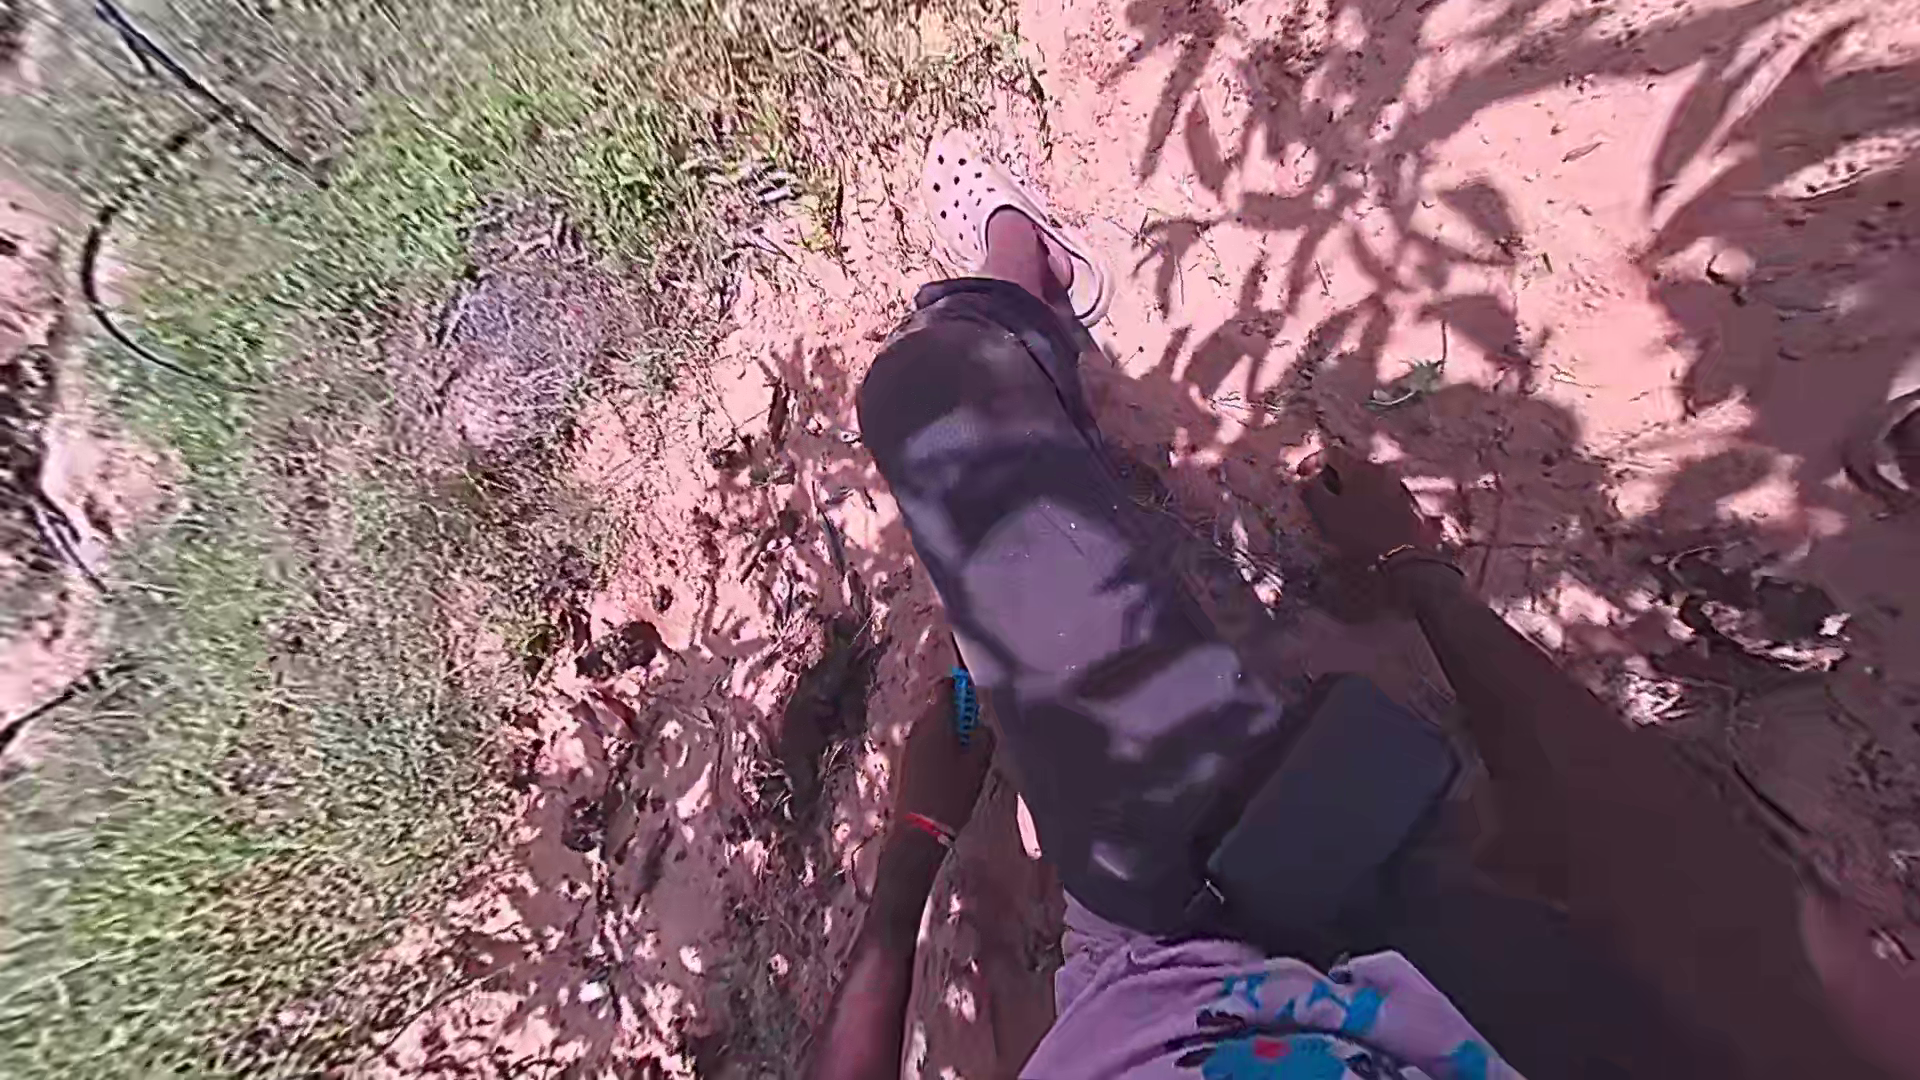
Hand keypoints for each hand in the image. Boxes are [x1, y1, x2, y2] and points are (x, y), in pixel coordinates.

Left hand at [893, 677, 994, 834]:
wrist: (918, 831)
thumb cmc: (951, 793)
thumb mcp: (977, 763)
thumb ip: (983, 735)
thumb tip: (980, 724)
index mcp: (936, 720)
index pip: (946, 686)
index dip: (962, 685)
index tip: (977, 698)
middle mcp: (919, 726)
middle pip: (939, 704)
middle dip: (959, 711)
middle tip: (978, 729)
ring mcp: (910, 743)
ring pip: (934, 723)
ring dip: (951, 729)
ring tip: (968, 751)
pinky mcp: (908, 760)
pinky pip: (927, 740)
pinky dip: (941, 743)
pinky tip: (953, 765)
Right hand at [1298, 446, 1437, 565]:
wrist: (1401, 555)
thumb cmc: (1357, 531)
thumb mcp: (1325, 512)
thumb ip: (1311, 491)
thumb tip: (1304, 480)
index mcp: (1358, 468)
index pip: (1330, 452)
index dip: (1311, 461)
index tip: (1301, 477)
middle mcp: (1379, 470)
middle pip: (1349, 463)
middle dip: (1330, 475)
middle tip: (1318, 493)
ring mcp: (1395, 484)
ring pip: (1364, 477)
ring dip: (1348, 487)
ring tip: (1338, 506)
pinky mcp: (1405, 500)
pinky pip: (1378, 490)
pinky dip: (1364, 496)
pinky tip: (1359, 514)